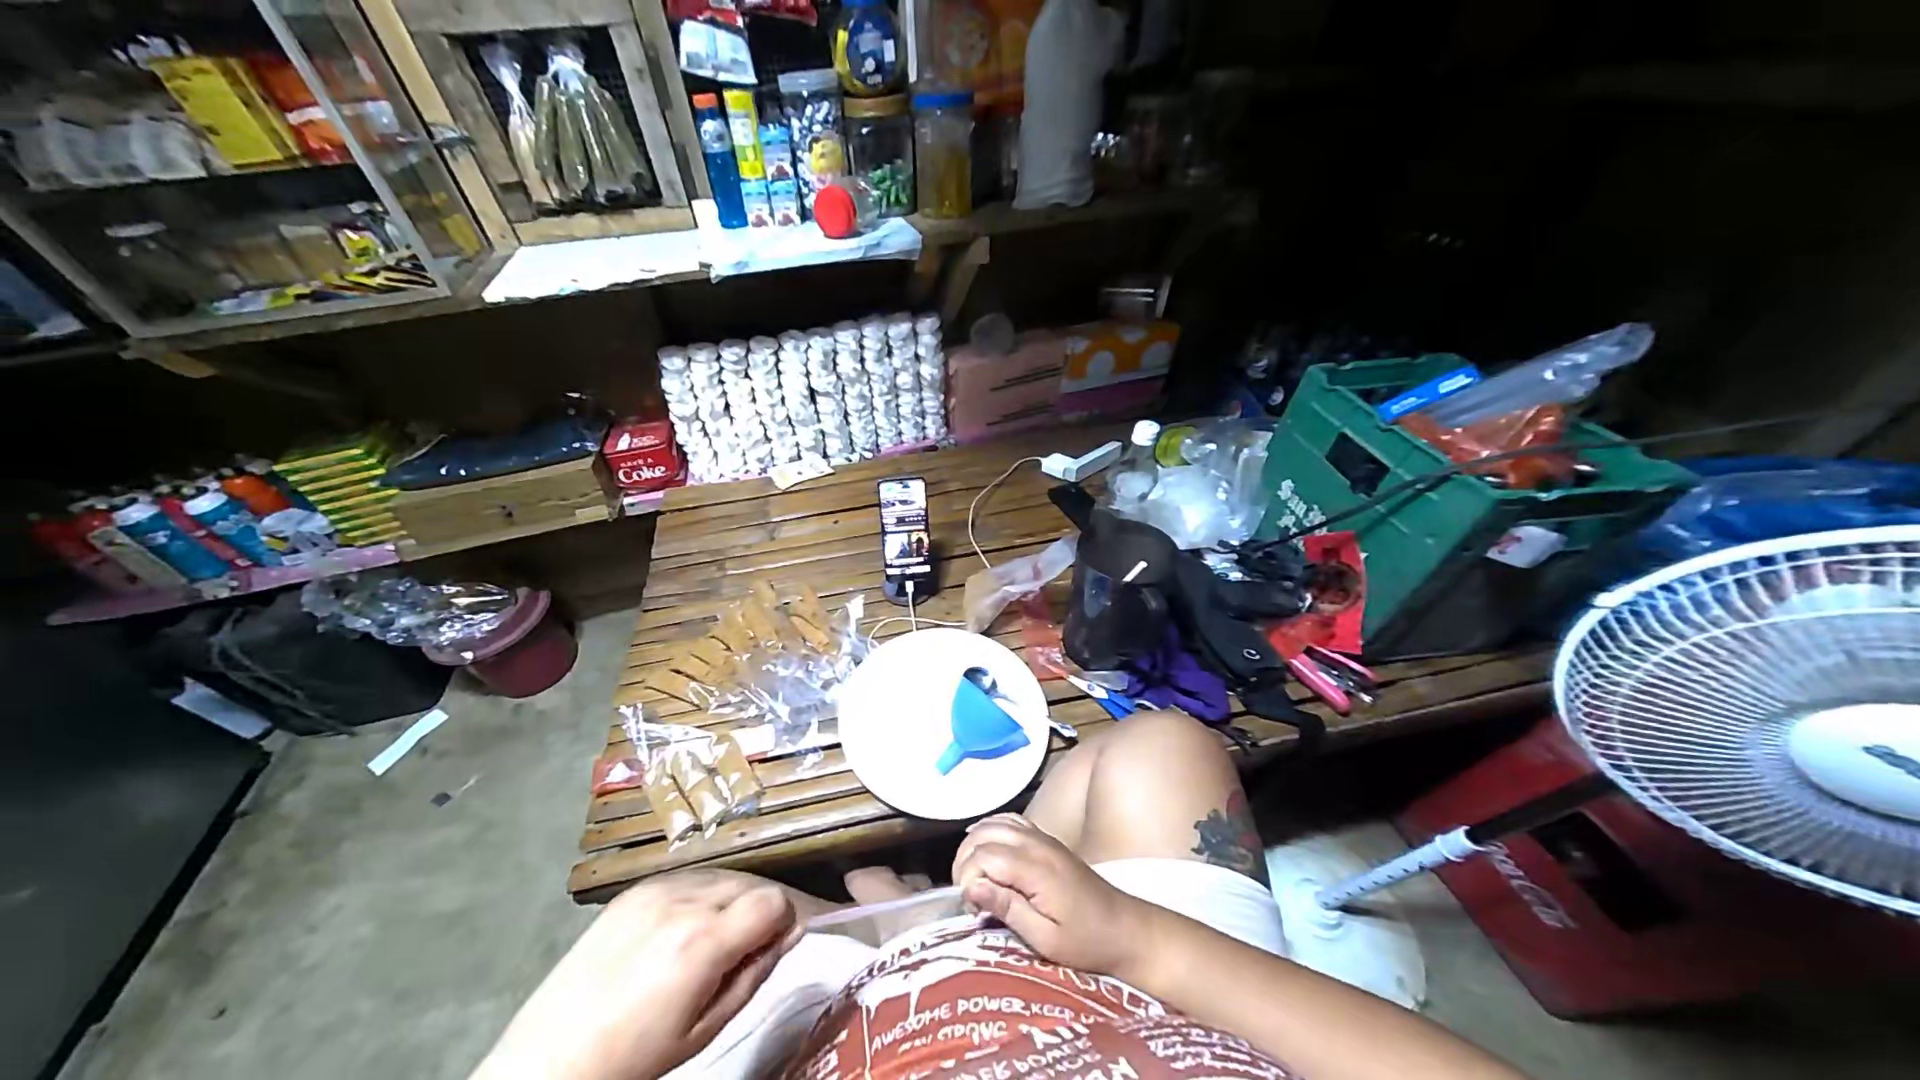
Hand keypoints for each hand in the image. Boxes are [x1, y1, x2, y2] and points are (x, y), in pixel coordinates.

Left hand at [470, 873, 800, 1079]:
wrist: (549, 1060)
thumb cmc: (635, 1057)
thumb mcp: (707, 1029)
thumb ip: (756, 973)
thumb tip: (790, 933)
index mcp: (704, 941)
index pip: (775, 900)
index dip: (785, 921)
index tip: (775, 945)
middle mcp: (684, 902)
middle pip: (753, 881)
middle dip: (763, 909)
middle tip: (750, 946)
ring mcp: (656, 889)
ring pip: (724, 875)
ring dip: (735, 898)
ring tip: (716, 938)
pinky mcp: (635, 888)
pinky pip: (691, 876)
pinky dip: (703, 894)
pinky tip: (685, 927)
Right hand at [953, 813, 1160, 980]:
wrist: (1125, 929)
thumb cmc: (1086, 942)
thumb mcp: (1045, 940)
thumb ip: (1008, 910)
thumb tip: (972, 888)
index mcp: (1037, 870)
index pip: (984, 856)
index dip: (968, 879)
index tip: (972, 908)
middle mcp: (1037, 845)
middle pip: (983, 835)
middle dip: (965, 862)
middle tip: (968, 895)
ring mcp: (1042, 838)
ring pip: (994, 824)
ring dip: (973, 845)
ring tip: (971, 876)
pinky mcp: (1046, 839)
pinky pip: (1010, 821)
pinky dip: (990, 829)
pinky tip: (983, 847)